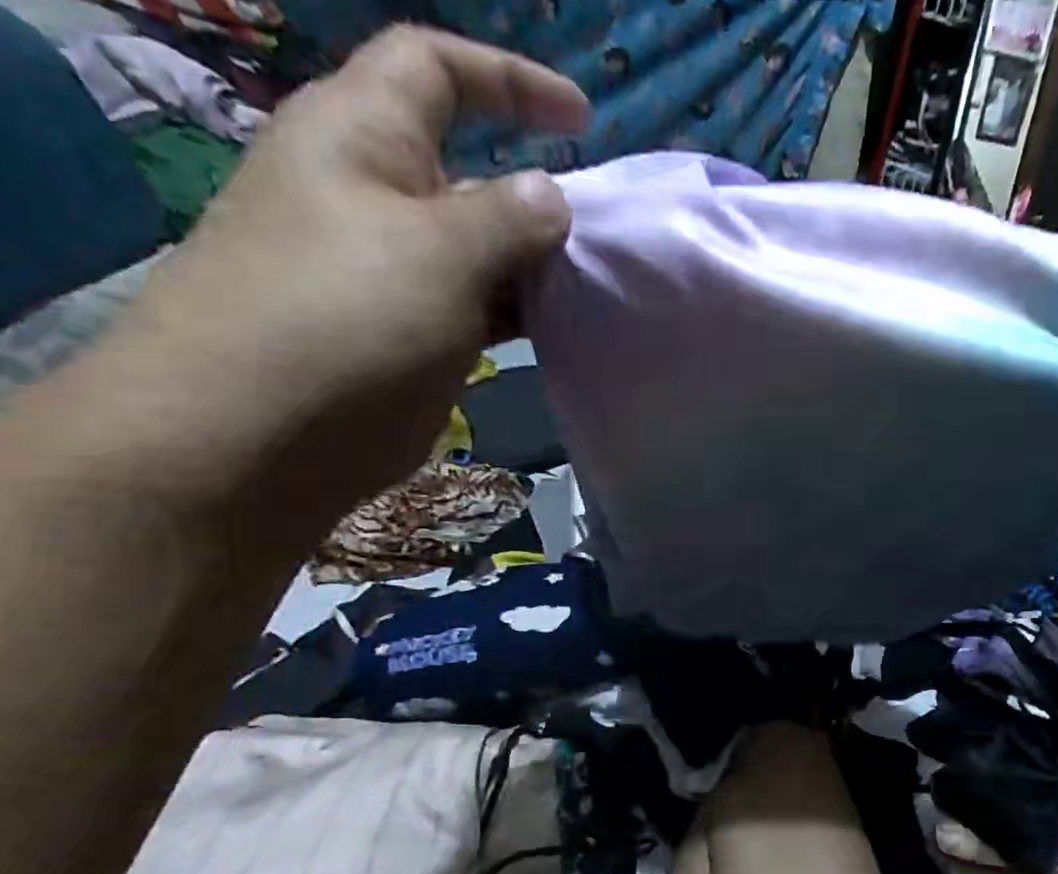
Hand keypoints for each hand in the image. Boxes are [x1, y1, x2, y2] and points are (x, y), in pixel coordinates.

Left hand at [97, 27, 587, 529]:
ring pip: (488, 241)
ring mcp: (399, 264)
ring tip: (601, 283)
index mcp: (362, 139)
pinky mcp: (418, 323)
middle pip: (474, 166)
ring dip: (544, 258)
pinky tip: (571, 323)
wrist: (260, 431)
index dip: (510, 80)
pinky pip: (487, 297)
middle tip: (608, 231)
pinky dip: (530, 305)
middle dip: (543, 190)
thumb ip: (509, 216)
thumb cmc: (343, 315)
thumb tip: (554, 196)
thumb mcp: (438, 249)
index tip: (584, 120)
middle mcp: (378, 192)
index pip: (434, 69)